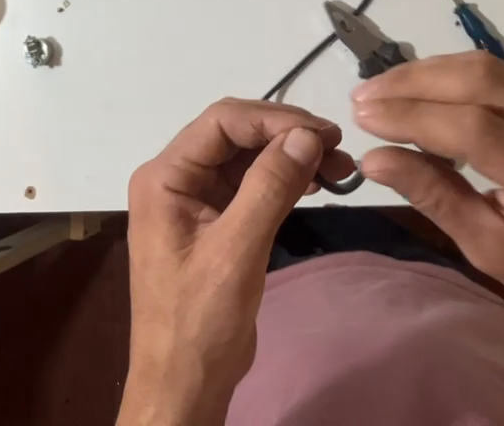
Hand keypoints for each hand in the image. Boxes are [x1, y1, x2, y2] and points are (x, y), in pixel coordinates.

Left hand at [119, 99, 356, 425]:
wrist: (183, 385)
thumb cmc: (199, 321)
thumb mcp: (236, 251)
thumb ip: (269, 187)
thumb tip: (306, 135)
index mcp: (165, 176)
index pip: (221, 122)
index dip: (273, 118)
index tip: (322, 132)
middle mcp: (176, 178)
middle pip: (234, 135)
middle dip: (285, 135)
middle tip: (337, 147)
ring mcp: (194, 198)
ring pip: (246, 158)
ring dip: (289, 156)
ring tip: (338, 165)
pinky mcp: (214, 220)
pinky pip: (250, 184)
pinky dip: (283, 180)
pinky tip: (315, 182)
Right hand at [352, 52, 503, 363]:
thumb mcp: (488, 251)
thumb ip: (433, 196)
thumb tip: (371, 158)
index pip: (477, 130)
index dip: (413, 116)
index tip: (363, 116)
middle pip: (486, 82)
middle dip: (415, 82)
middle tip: (365, 97)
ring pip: (493, 68)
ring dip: (429, 73)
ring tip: (382, 91)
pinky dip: (453, 78)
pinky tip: (419, 91)